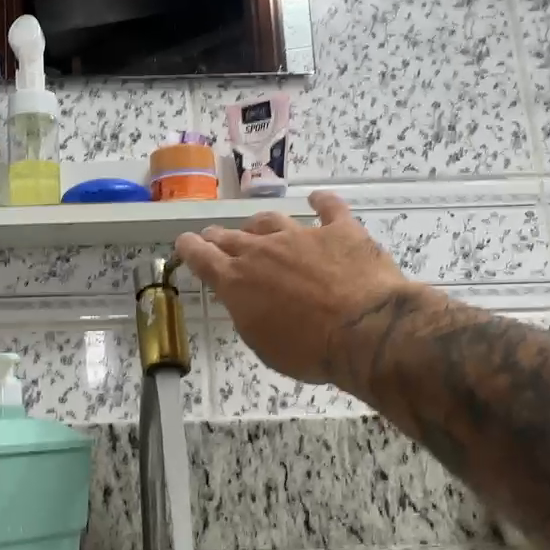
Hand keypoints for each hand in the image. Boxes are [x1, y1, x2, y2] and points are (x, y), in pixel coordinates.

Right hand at [173, 191, 419, 387]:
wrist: (364, 329)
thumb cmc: (309, 350)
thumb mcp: (264, 344)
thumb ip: (249, 315)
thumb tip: (247, 301)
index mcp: (237, 281)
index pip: (202, 256)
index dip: (190, 247)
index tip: (185, 242)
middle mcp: (262, 251)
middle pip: (232, 236)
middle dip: (219, 236)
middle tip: (214, 237)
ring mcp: (301, 235)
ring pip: (271, 220)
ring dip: (260, 223)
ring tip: (258, 226)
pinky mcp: (340, 230)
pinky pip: (329, 207)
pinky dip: (321, 202)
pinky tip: (317, 198)